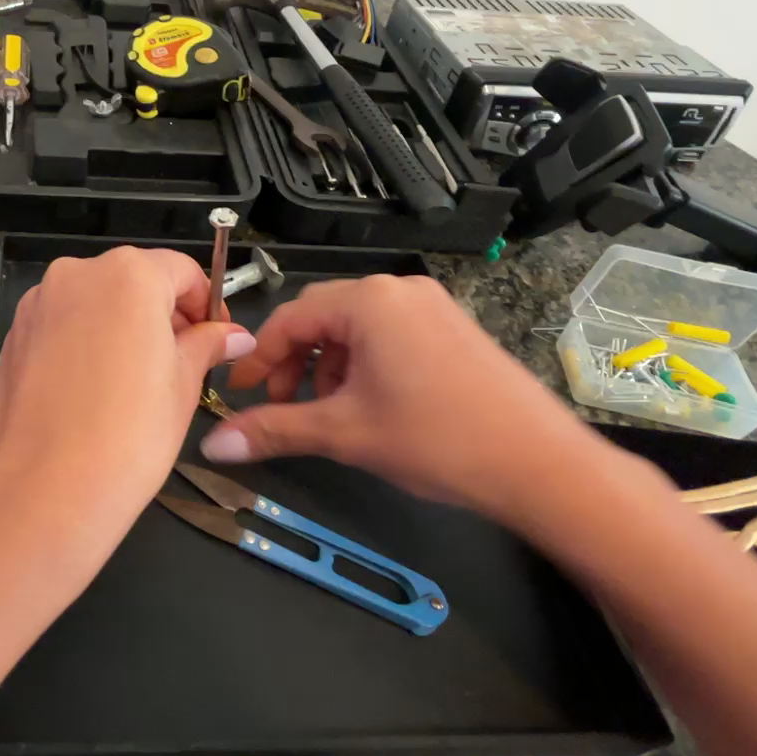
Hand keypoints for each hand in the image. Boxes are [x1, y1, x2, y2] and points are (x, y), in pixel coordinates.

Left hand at [0, 247, 253, 524]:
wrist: (44, 490)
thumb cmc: (131, 434)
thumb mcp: (183, 385)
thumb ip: (207, 345)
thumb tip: (234, 335)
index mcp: (129, 274)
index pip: (182, 270)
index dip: (206, 304)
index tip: (216, 340)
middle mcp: (78, 272)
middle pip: (135, 279)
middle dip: (163, 313)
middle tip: (181, 364)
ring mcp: (39, 301)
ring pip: (96, 300)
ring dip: (122, 325)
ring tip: (134, 380)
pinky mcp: (14, 333)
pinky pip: (62, 322)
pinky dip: (84, 340)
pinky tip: (92, 388)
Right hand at [203, 274, 602, 520]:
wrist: (541, 465)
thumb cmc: (437, 440)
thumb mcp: (345, 434)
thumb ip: (274, 430)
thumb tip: (215, 444)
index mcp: (368, 302)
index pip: (289, 318)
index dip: (259, 358)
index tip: (241, 393)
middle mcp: (398, 290)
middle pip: (321, 317)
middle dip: (293, 362)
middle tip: (281, 405)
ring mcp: (431, 306)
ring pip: (355, 327)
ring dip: (328, 365)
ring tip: (327, 410)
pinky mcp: (453, 326)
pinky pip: (388, 333)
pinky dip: (363, 363)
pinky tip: (368, 403)